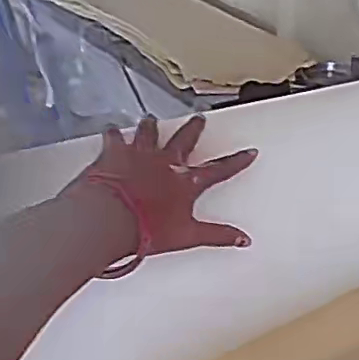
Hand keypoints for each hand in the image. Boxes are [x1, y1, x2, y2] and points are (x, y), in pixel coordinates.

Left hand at [65, 114, 256, 255]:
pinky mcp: (113, 153)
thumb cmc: (147, 229)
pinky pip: (115, 137)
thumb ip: (217, 235)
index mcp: (185, 182)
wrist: (111, 218)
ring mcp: (139, 154)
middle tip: (199, 119)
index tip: (247, 152)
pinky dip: (114, 134)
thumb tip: (241, 240)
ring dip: (152, 126)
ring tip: (152, 120)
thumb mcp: (188, 236)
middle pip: (184, 140)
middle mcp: (164, 162)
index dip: (236, 161)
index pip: (218, 170)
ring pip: (149, 133)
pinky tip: (113, 131)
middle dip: (194, 129)